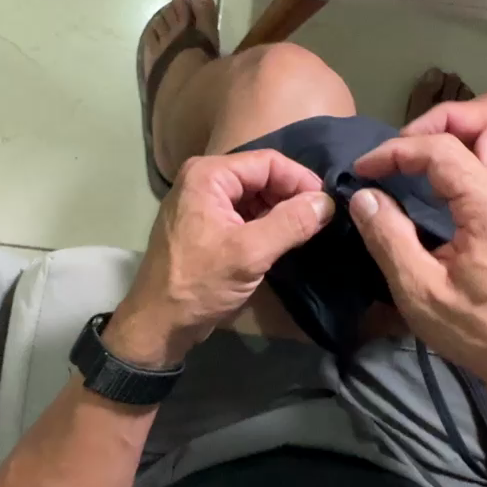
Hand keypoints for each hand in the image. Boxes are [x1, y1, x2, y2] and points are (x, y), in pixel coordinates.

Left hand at [106, 150, 333, 367]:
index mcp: (208, 175)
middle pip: (261, 177)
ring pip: (254, 197)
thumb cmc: (198, 285)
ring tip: (306, 232)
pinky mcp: (205, 228)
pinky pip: (242, 216)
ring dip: (280, 212)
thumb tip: (327, 202)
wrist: (158, 324)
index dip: (301, 180)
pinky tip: (283, 242)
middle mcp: (202, 181)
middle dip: (291, 196)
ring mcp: (201, 205)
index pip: (268, 162)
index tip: (327, 205)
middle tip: (320, 221)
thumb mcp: (249, 253)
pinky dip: (265, 225)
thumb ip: (291, 223)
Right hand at [347, 100, 486, 387]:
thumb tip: (363, 196)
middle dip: (441, 120)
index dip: (396, 150)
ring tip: (420, 156)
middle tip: (403, 147)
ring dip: (461, 131)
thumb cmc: (473, 331)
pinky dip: (472, 150)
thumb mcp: (418, 291)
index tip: (364, 169)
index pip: (442, 150)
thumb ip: (388, 237)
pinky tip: (441, 178)